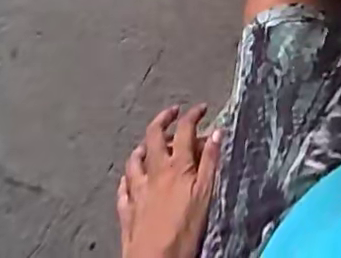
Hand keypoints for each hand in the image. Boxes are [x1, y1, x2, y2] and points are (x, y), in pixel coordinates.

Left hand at [118, 104, 220, 257]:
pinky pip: (123, 187)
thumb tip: (217, 131)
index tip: (201, 108)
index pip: (184, 129)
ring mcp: (137, 189)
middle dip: (164, 118)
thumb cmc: (184, 231)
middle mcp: (155, 171)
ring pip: (135, 158)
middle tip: (174, 112)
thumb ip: (210, 162)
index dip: (193, 114)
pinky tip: (129, 178)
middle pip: (154, 135)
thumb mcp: (205, 195)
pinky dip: (127, 177)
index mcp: (176, 165)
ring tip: (149, 142)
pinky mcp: (126, 210)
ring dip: (143, 146)